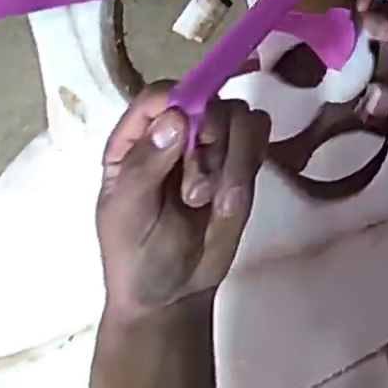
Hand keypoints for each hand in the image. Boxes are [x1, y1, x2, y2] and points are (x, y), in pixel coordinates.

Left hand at [95, 82, 269, 323]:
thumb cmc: (137, 255)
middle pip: (209, 101)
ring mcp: (214, 142)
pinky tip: (232, 195)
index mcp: (137, 140)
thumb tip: (176, 117)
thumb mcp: (127, 216)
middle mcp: (178, 131)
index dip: (179, 98)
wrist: (176, 291)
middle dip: (210, 141)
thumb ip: (145, 166)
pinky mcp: (245, 154)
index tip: (192, 124)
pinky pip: (260, 131)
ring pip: (240, 114)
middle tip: (197, 189)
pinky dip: (251, 160)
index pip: (159, 96)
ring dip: (233, 158)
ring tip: (213, 200)